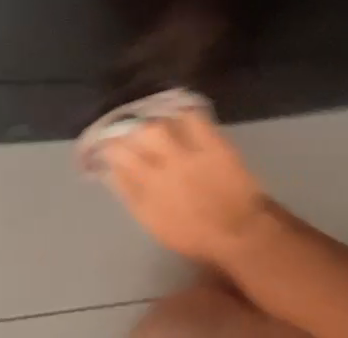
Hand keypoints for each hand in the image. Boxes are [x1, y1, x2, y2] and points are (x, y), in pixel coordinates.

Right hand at [100, 110, 273, 265]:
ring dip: (151, 122)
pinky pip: (193, 119)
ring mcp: (188, 155)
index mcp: (148, 193)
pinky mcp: (212, 144)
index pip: (119, 160)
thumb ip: (132, 195)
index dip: (109, 148)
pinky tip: (179, 114)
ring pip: (159, 128)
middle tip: (129, 129)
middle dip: (128, 130)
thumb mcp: (155, 223)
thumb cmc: (196, 235)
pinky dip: (183, 113)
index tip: (108, 144)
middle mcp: (163, 171)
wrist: (240, 232)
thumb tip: (112, 171)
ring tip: (151, 120)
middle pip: (136, 139)